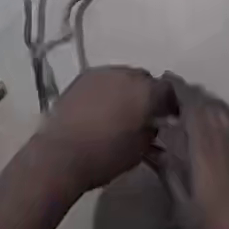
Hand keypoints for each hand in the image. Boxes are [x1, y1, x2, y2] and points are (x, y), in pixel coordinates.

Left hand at [34, 66, 166, 194]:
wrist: (60, 155)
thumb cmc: (105, 156)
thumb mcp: (139, 151)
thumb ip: (151, 132)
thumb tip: (152, 124)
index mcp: (147, 92)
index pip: (168, 90)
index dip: (169, 104)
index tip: (166, 118)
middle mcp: (128, 74)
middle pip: (145, 79)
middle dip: (146, 94)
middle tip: (141, 114)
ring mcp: (104, 72)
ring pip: (123, 77)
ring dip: (125, 90)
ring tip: (118, 110)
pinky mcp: (83, 76)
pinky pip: (103, 79)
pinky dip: (106, 89)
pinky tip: (99, 107)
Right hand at [149, 74, 228, 228]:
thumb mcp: (183, 208)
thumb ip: (169, 173)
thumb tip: (152, 150)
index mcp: (206, 149)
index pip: (192, 106)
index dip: (179, 89)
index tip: (165, 80)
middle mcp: (226, 139)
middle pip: (209, 105)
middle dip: (190, 94)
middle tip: (172, 93)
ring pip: (224, 112)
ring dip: (206, 102)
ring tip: (190, 104)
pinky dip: (222, 115)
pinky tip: (216, 121)